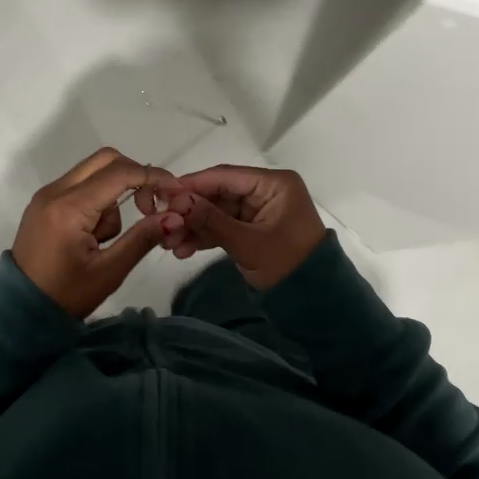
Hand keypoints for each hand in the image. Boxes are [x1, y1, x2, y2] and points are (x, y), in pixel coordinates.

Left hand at [11, 148, 183, 318]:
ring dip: (112, 195)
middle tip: (147, 208)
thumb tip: (175, 216)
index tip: (174, 191)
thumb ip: (142, 238)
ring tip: (105, 240)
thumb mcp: (109, 272)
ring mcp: (46, 195)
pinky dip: (96, 200)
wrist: (19, 312)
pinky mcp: (44, 203)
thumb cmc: (65, 296)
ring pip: (93, 173)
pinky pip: (79, 186)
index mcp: (69, 207)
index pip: (119, 173)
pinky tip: (92, 235)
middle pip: (105, 160)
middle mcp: (55, 191)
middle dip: (133, 178)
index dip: (152, 176)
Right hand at [167, 165, 325, 288]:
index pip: (226, 176)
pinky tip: (183, 249)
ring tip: (170, 244)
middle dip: (191, 211)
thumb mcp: (248, 243)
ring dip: (194, 226)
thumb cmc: (287, 265)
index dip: (194, 184)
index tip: (164, 194)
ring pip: (218, 212)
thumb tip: (177, 201)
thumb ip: (211, 220)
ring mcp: (260, 210)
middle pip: (219, 194)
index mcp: (275, 184)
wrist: (314, 302)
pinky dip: (206, 237)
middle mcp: (267, 191)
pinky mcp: (254, 229)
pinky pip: (224, 226)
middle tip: (164, 225)